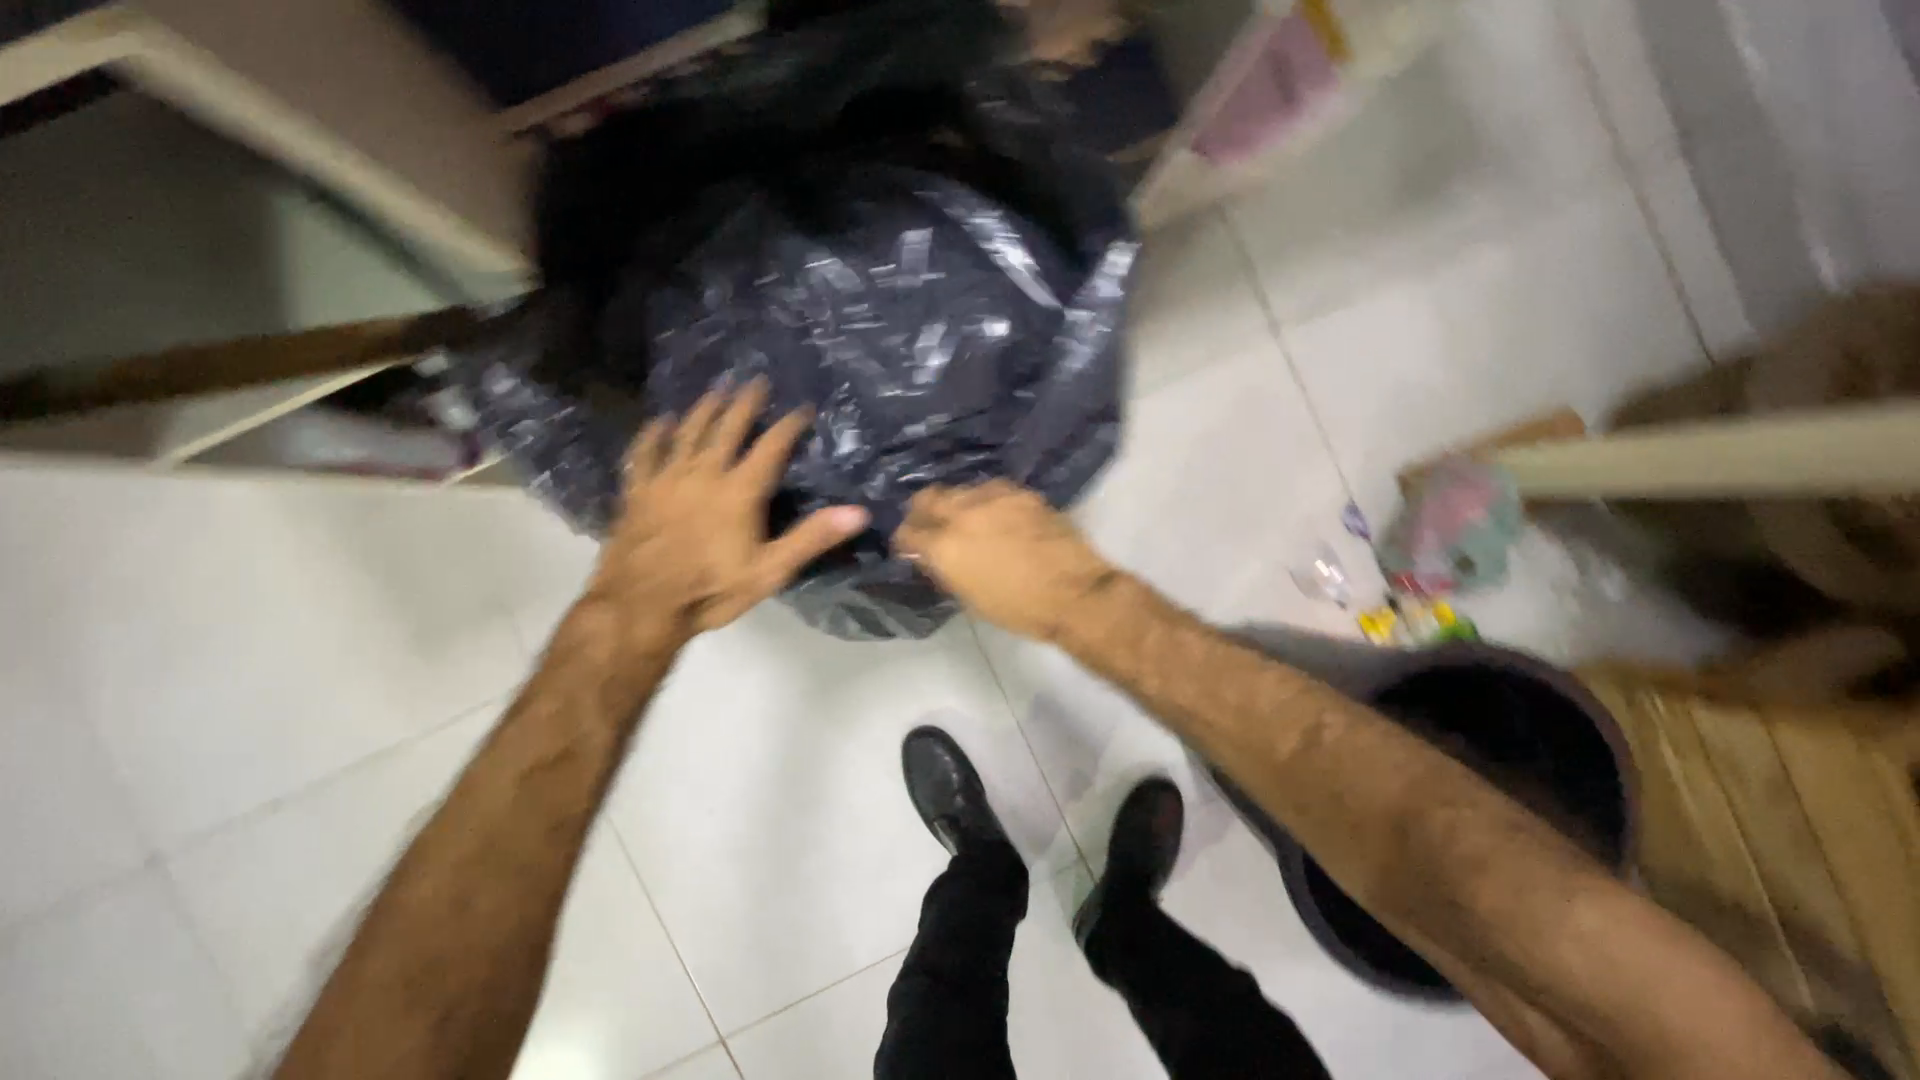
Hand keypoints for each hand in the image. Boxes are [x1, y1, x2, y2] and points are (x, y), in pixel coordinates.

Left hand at [585, 380, 869, 647]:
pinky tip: (660, 422)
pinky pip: (645, 453)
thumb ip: (811, 538)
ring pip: (688, 433)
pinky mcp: (638, 492)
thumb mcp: (770, 571)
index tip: (803, 408)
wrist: (641, 605)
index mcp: (740, 491)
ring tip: (716, 390)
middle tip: (755, 381)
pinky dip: (654, 434)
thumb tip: (858, 512)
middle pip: (727, 428)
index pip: (771, 447)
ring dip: (704, 409)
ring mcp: (667, 480)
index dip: (789, 425)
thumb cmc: (710, 591)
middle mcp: (704, 474)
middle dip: (744, 404)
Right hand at [893, 479, 1117, 641]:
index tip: (908, 546)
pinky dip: (987, 501)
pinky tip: (996, 515)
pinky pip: (993, 490)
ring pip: (962, 490)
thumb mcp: (970, 597)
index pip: (909, 532)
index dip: (904, 540)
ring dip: (957, 503)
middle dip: (923, 511)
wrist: (1074, 593)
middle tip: (930, 524)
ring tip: (966, 519)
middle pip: (928, 497)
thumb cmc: (1019, 609)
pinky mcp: (1022, 494)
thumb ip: (945, 569)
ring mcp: (994, 498)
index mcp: (945, 546)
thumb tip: (930, 556)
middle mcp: (963, 513)